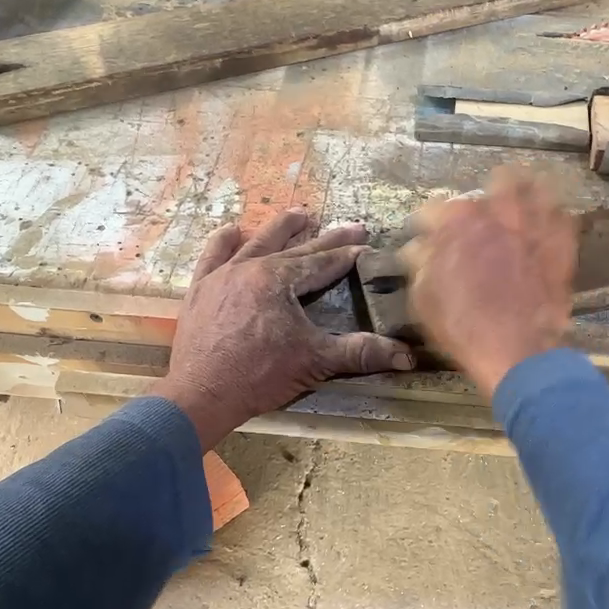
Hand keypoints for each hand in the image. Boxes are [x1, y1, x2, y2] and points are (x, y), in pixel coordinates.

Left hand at [153, 211, 414, 448]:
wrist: (202, 393)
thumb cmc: (261, 375)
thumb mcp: (316, 361)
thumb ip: (361, 353)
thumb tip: (407, 356)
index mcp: (279, 279)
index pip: (323, 262)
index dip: (348, 254)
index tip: (367, 243)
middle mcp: (250, 268)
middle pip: (294, 248)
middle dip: (325, 237)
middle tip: (350, 226)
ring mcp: (221, 277)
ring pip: (255, 243)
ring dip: (281, 229)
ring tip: (300, 215)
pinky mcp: (200, 292)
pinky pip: (212, 257)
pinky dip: (224, 243)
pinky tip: (233, 231)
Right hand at [404, 169, 578, 396]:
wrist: (517, 351)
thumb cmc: (463, 328)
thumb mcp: (425, 299)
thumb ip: (420, 264)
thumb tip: (418, 248)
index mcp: (456, 223)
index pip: (435, 208)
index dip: (428, 223)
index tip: (426, 234)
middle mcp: (496, 213)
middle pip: (490, 185)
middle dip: (483, 197)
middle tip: (481, 214)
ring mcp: (532, 225)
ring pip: (531, 187)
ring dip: (523, 190)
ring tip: (519, 200)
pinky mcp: (560, 244)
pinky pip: (560, 215)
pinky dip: (552, 214)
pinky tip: (548, 220)